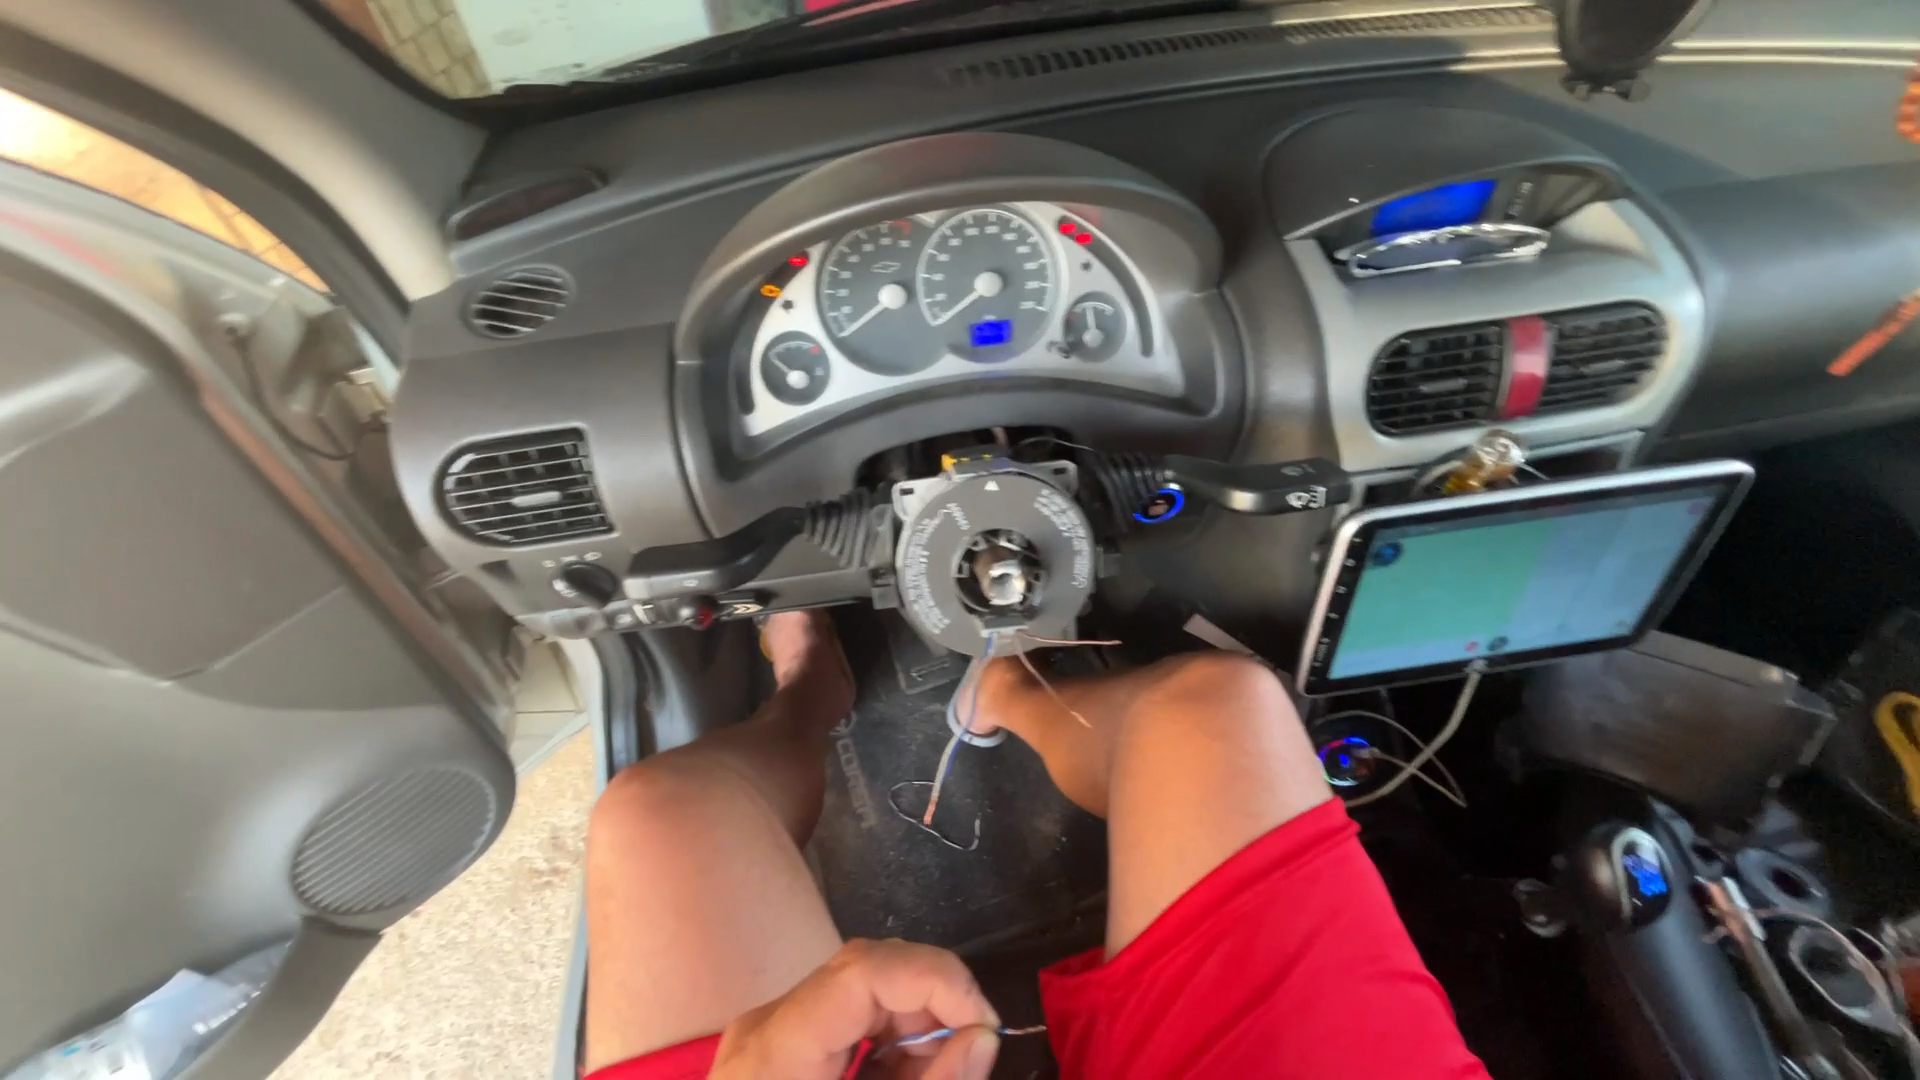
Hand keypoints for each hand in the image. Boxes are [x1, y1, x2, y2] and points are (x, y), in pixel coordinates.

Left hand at [710, 939, 1000, 1079]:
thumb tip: (983, 1036)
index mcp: (775, 1052)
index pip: (862, 971)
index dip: (934, 980)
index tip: (984, 1025)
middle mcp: (767, 1026)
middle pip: (864, 971)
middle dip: (931, 1000)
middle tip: (973, 1049)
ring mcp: (770, 1034)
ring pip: (861, 988)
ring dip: (915, 1020)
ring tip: (939, 1071)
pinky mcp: (780, 1048)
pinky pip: (846, 1018)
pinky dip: (889, 1039)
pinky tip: (907, 1075)